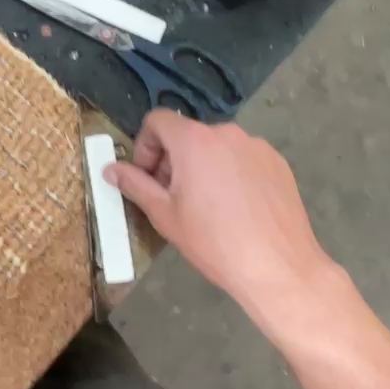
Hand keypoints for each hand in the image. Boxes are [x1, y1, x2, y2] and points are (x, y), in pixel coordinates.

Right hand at [105, 110, 344, 331]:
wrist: (279, 268)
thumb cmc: (214, 242)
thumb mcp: (164, 214)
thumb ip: (134, 184)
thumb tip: (109, 169)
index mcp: (194, 140)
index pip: (157, 120)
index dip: (144, 145)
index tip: (148, 177)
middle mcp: (226, 133)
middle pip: (187, 134)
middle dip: (173, 159)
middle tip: (173, 196)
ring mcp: (256, 146)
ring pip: (216, 147)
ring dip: (202, 165)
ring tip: (207, 205)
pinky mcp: (278, 163)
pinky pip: (243, 158)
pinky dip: (231, 173)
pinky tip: (237, 208)